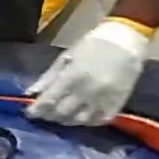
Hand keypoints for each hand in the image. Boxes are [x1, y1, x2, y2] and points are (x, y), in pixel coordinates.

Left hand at [25, 18, 152, 125]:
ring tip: (63, 114)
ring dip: (67, 120)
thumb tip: (29, 94)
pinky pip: (101, 119)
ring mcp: (105, 97)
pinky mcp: (119, 100)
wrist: (128, 36)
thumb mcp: (65, 57)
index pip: (48, 102)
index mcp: (73, 77)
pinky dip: (89, 121)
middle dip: (49, 115)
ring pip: (79, 120)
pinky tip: (83, 116)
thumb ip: (47, 78)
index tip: (29, 112)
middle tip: (45, 112)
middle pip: (61, 114)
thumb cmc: (93, 45)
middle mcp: (88, 91)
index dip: (35, 110)